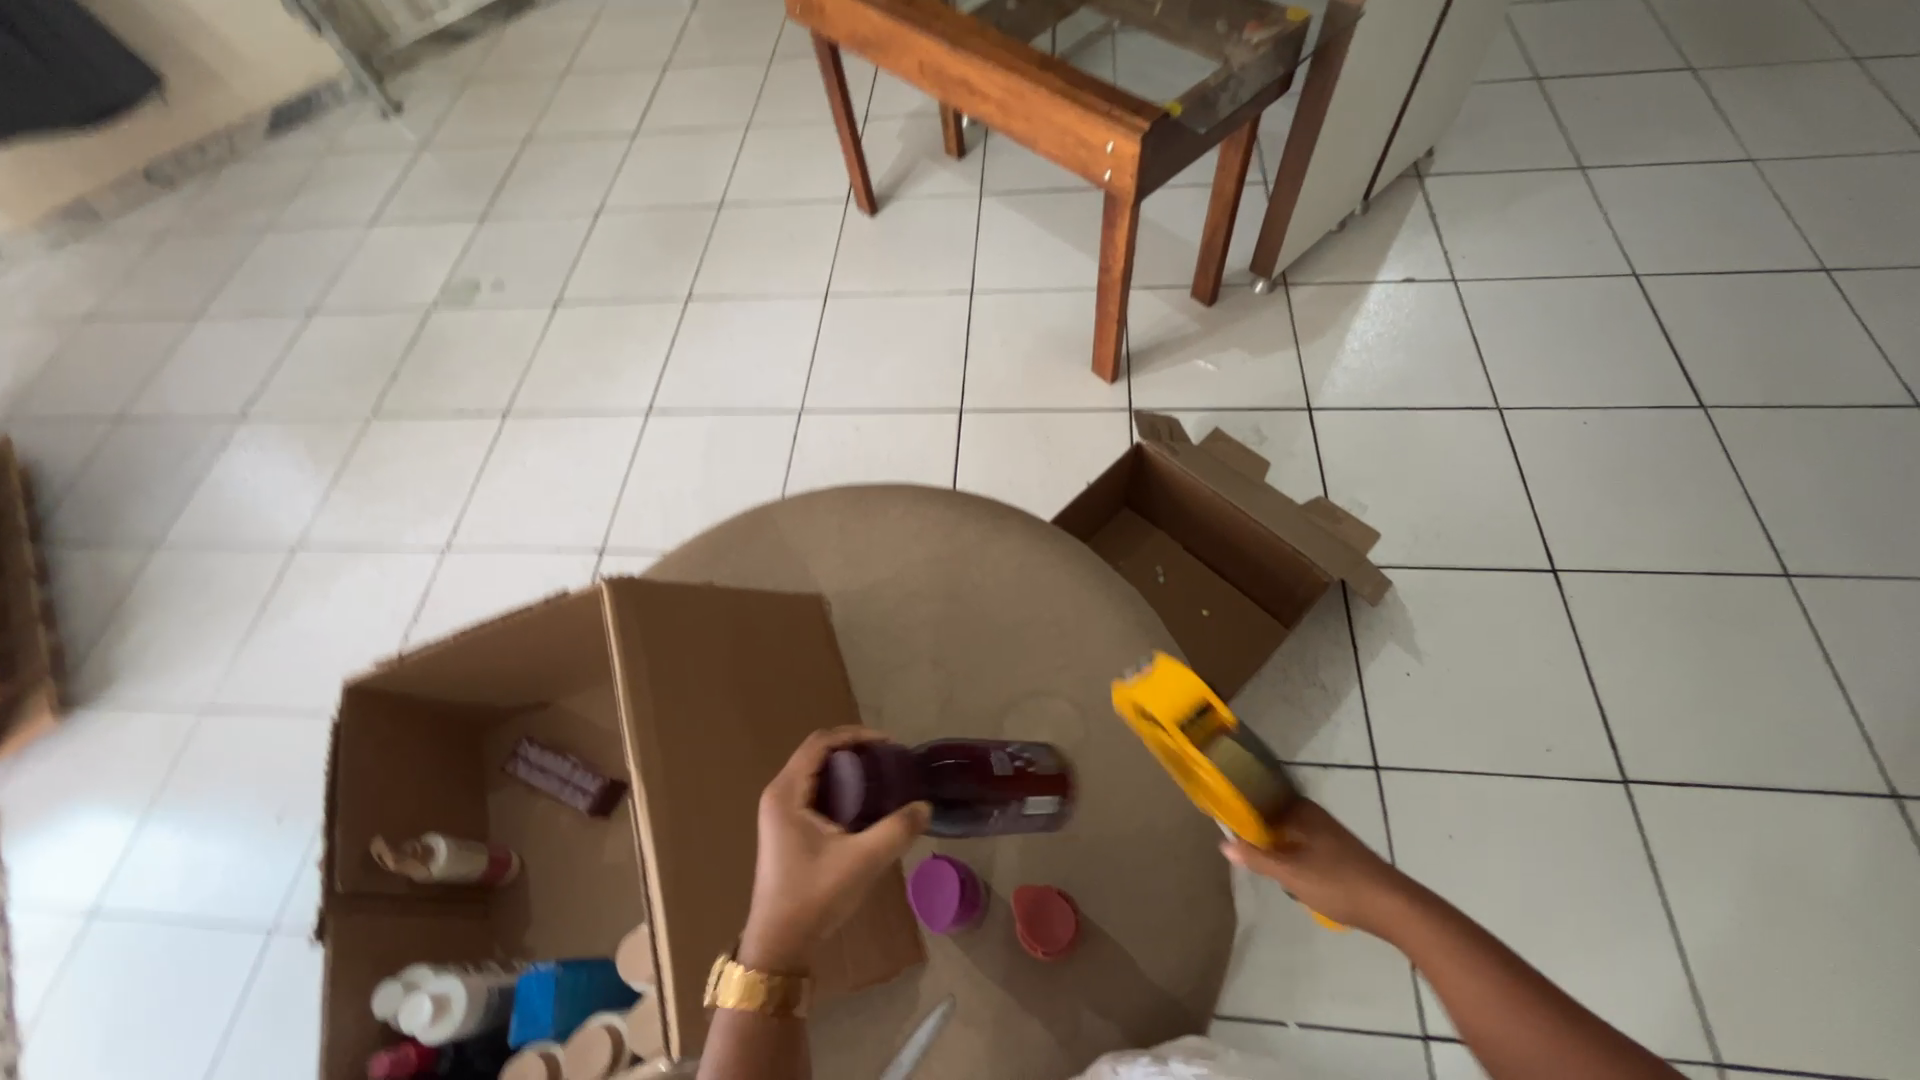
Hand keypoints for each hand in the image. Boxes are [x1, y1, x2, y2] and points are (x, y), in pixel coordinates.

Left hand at [741, 727, 930, 972]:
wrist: (779, 944)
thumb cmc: (813, 897)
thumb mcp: (862, 861)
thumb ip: (897, 830)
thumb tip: (925, 807)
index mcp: (786, 793)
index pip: (820, 743)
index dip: (855, 736)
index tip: (889, 745)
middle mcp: (779, 795)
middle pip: (818, 755)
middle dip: (856, 752)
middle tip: (891, 762)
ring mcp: (781, 813)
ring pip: (818, 775)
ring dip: (849, 771)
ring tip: (884, 780)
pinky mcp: (787, 830)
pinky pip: (816, 794)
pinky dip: (842, 790)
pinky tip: (867, 806)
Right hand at [1221, 798, 1415, 935]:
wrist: (1393, 907)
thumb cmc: (1337, 884)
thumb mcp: (1289, 873)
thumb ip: (1256, 858)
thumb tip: (1224, 843)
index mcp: (1301, 812)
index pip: (1260, 804)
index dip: (1242, 817)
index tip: (1225, 832)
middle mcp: (1315, 816)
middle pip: (1275, 819)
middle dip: (1258, 835)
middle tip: (1242, 855)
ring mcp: (1329, 834)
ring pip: (1290, 835)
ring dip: (1276, 849)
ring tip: (1263, 868)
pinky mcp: (1339, 852)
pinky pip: (1304, 847)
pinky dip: (1292, 857)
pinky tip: (1290, 878)